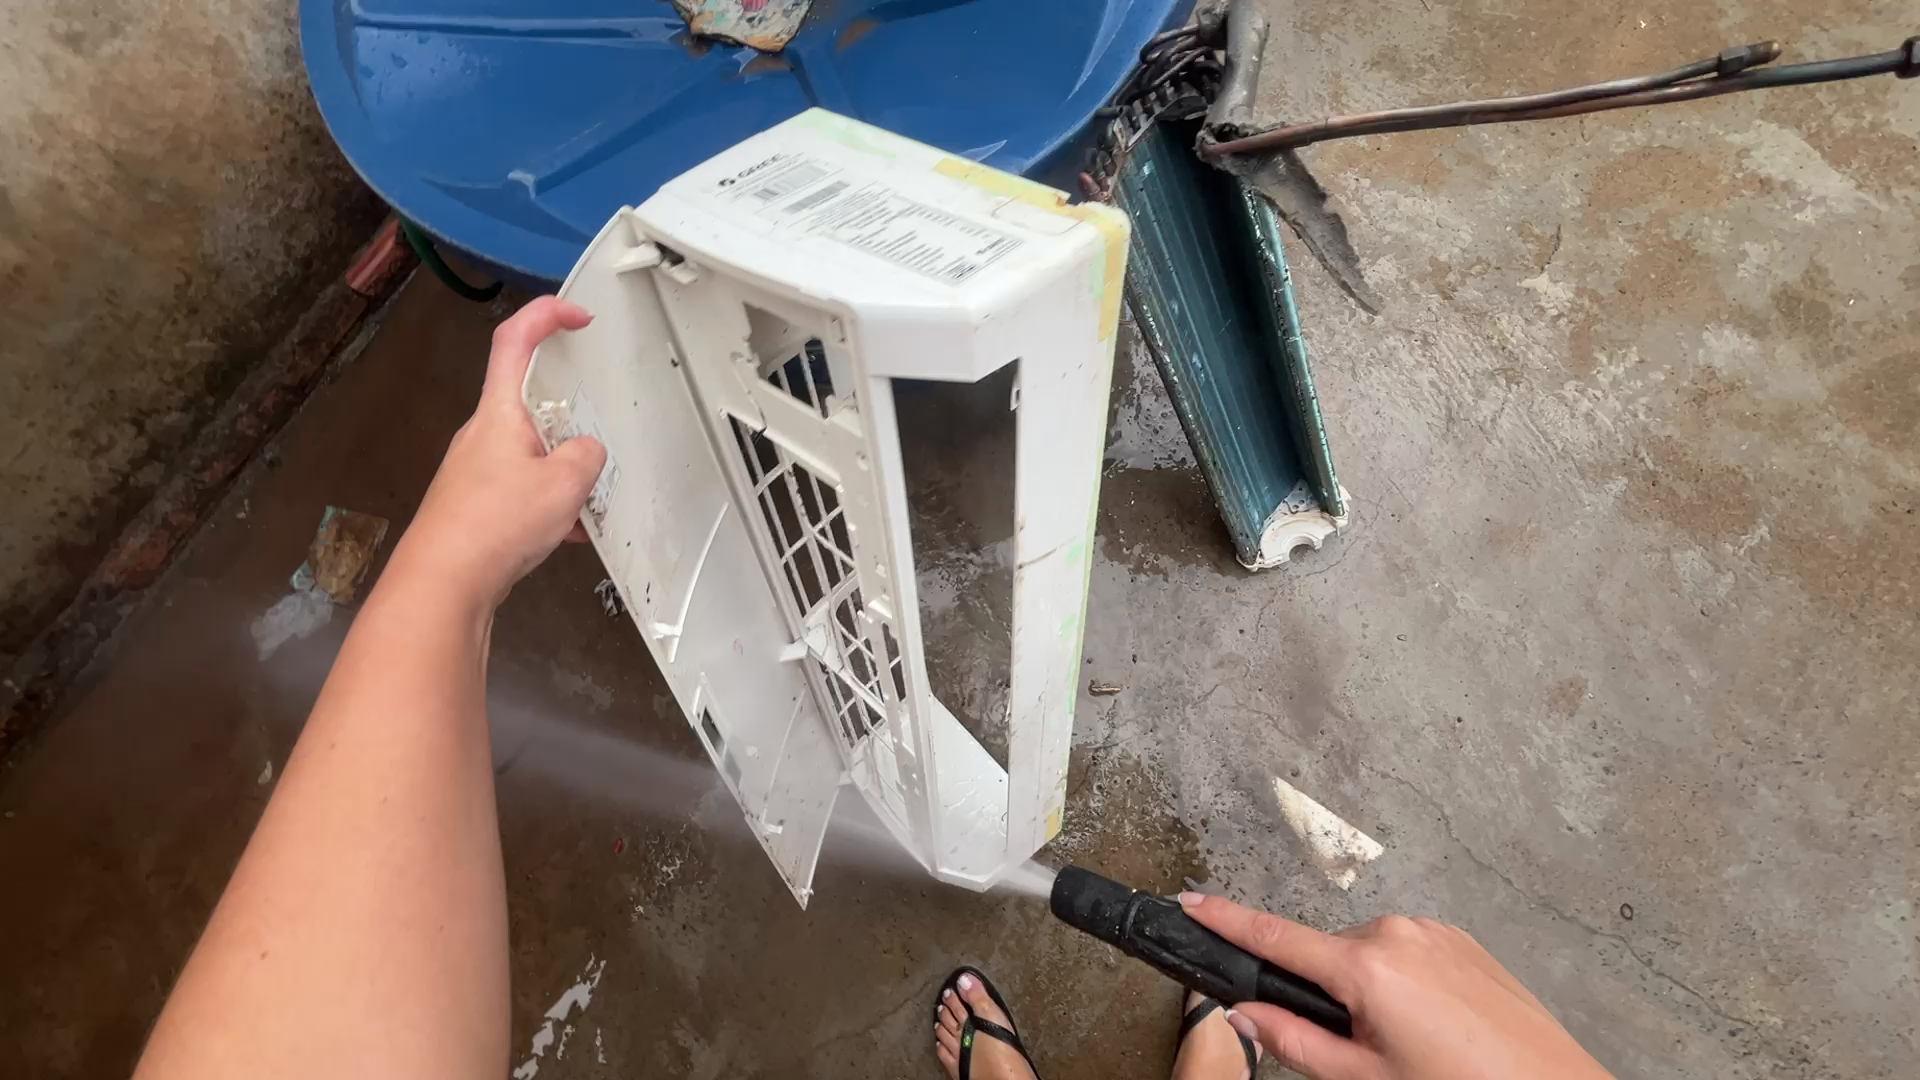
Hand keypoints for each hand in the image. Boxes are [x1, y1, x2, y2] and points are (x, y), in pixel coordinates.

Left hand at [388, 296, 606, 611]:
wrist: (445, 580)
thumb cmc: (500, 520)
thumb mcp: (565, 483)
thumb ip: (587, 456)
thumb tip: (587, 452)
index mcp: (500, 412)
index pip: (515, 341)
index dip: (546, 316)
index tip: (581, 316)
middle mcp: (485, 432)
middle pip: (534, 403)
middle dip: (573, 419)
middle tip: (601, 439)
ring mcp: (480, 467)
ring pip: (537, 451)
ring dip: (567, 470)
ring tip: (588, 503)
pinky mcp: (481, 500)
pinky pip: (528, 485)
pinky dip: (554, 501)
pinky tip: (568, 532)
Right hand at [1180, 893, 1613, 1079]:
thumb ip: (1297, 1043)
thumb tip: (1243, 1013)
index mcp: (1367, 968)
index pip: (1276, 936)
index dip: (1226, 919)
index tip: (1190, 900)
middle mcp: (1395, 932)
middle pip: (1328, 953)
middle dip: (1329, 991)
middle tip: (1365, 1049)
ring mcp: (1432, 930)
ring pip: (1368, 953)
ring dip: (1368, 987)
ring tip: (1415, 1045)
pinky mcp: (1461, 938)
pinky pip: (1407, 950)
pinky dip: (1403, 979)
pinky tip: (1438, 1025)